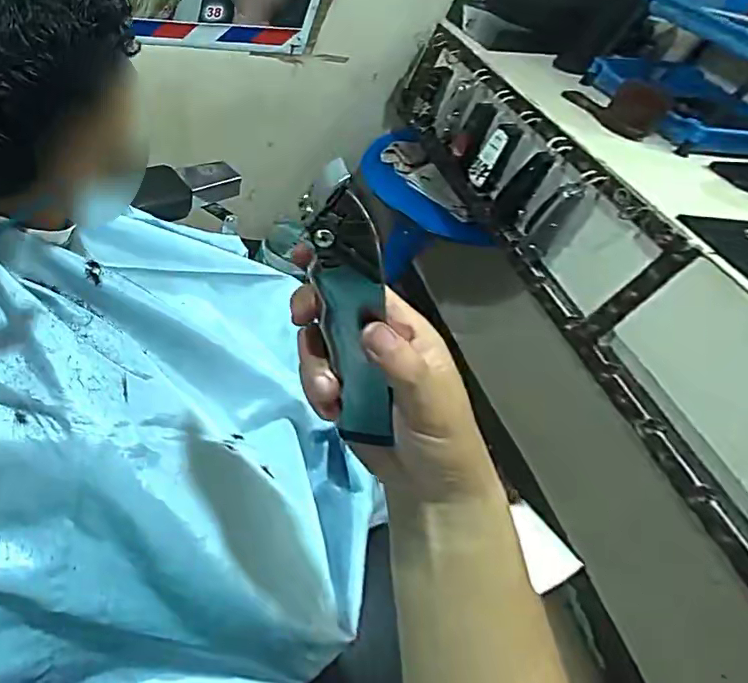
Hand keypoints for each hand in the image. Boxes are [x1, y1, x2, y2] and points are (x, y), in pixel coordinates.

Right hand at [289, 248, 496, 506]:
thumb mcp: (432, 401)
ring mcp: (354, 363)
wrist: (430, 491)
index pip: (366, 286)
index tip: (306, 257)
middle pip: (331, 304)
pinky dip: (314, 389)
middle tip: (301, 320)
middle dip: (311, 309)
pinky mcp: (338, 389)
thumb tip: (369, 329)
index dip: (336, 268)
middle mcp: (375, 337)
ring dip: (314, 365)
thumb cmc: (445, 438)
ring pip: (316, 341)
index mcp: (403, 328)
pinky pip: (313, 374)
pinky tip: (332, 410)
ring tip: (331, 395)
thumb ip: (403, 365)